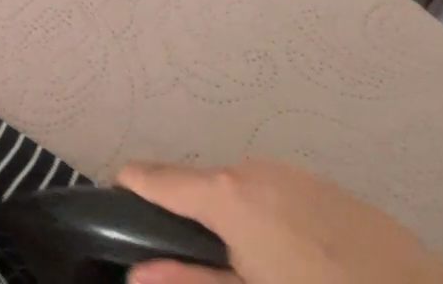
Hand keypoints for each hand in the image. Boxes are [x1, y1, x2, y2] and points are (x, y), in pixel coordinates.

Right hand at [116, 159, 442, 283]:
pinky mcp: (326, 186)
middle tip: (197, 270)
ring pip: (238, 192)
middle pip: (197, 186)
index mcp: (226, 194)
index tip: (116, 212)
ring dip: (228, 223)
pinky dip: (264, 220)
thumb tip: (135, 272)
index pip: (155, 177)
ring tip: (250, 272)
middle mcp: (253, 169)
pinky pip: (274, 195)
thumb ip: (190, 282)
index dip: (131, 192)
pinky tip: (292, 265)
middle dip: (187, 222)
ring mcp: (294, 173)